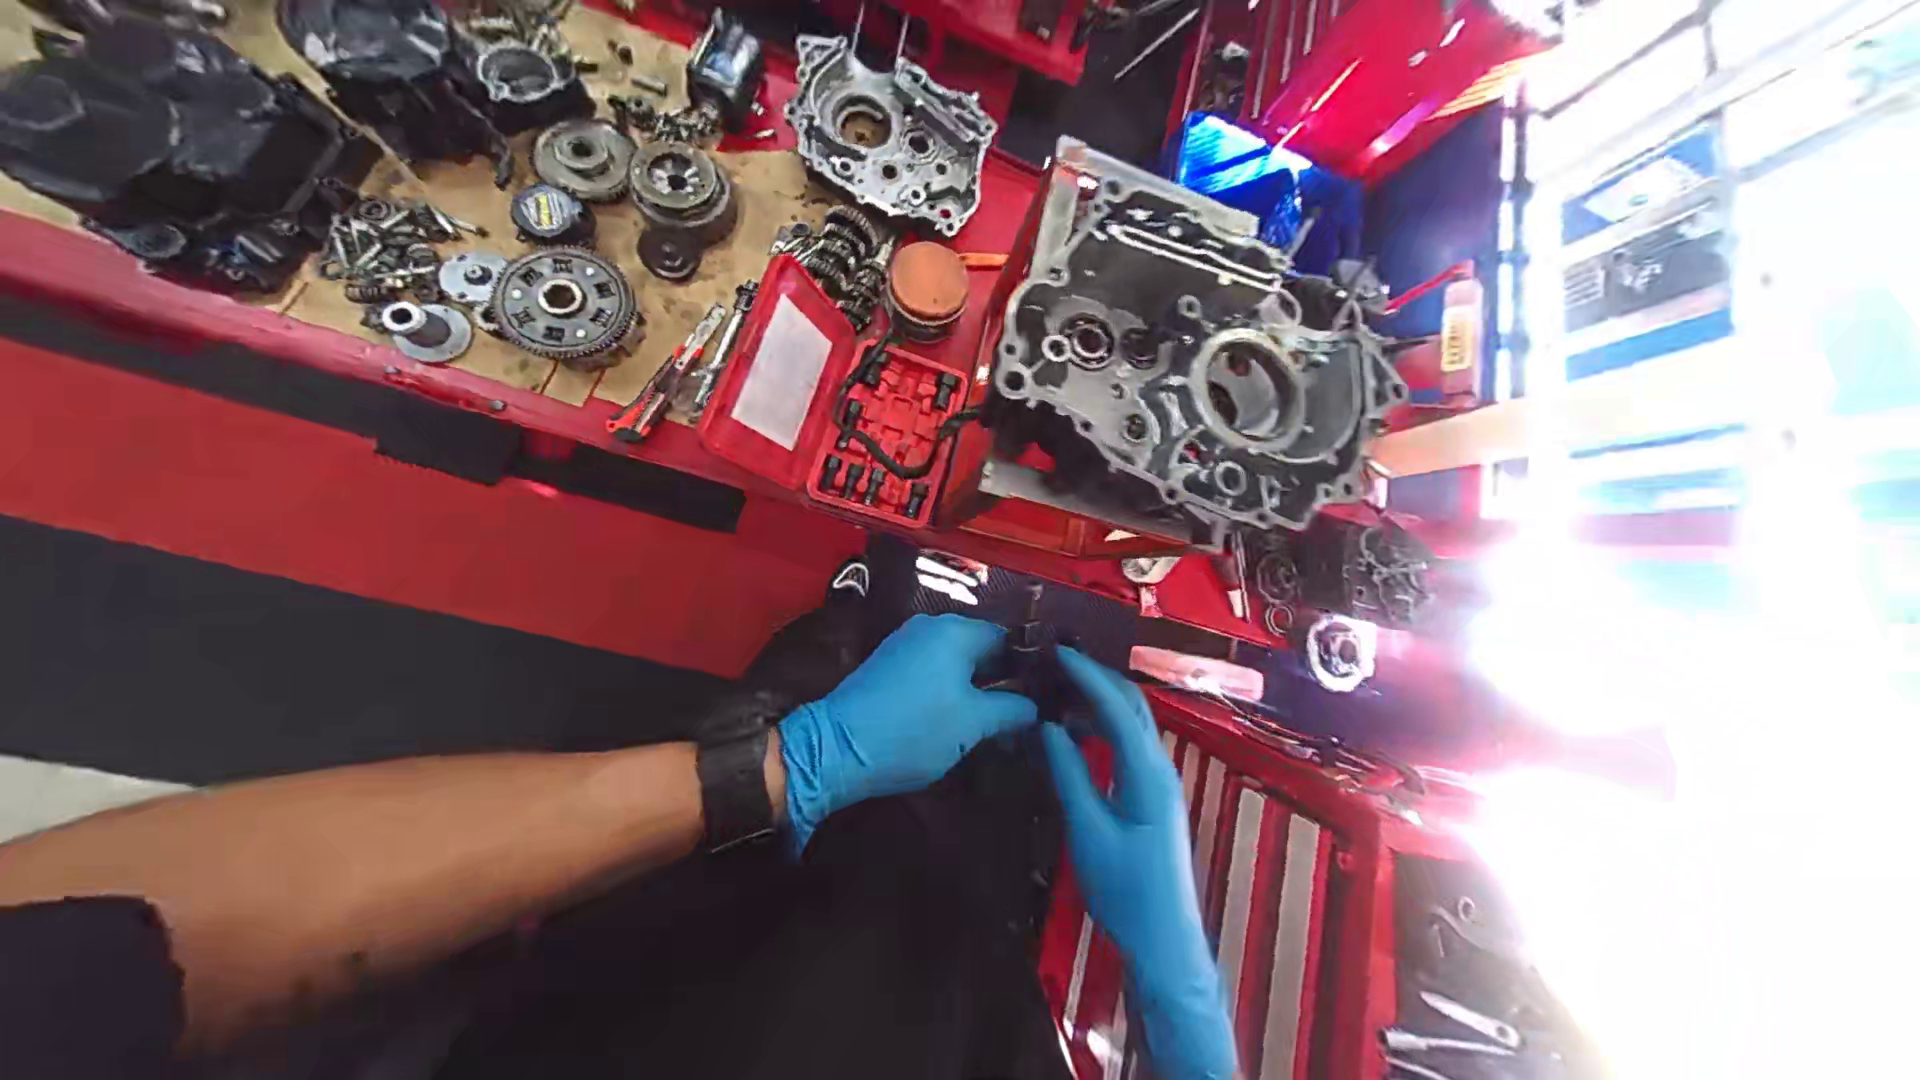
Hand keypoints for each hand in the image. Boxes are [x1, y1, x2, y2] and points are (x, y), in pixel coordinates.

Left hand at [778, 614, 1038, 850]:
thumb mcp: (973, 724)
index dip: (1029, 666)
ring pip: (957, 661)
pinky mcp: (889, 664)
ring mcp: (906, 643)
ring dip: (978, 686)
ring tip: (999, 719)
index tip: (1047, 693)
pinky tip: (962, 715)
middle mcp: (930, 627)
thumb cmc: (914, 731)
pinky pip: (934, 669)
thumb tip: (1036, 708)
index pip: (1007, 639)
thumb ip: (1012, 709)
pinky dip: (952, 688)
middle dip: (1004, 678)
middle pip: (982, 648)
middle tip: (1027, 711)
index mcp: (954, 631)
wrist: (836, 749)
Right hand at [1041, 647, 1237, 1079]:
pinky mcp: (1151, 791)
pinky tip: (1075, 730)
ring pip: (1131, 722)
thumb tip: (1047, 726)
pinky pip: (1127, 742)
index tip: (1057, 652)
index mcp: (1147, 772)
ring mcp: (1159, 778)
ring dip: (1098, 699)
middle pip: (1131, 705)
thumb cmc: (1125, 891)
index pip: (1117, 707)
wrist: (1165, 941)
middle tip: (1056, 662)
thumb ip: (1069, 774)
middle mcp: (1160, 766)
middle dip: (1095, 677)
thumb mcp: (1088, 831)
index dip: (1087, 675)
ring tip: (1059, 689)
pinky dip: (1102, 725)